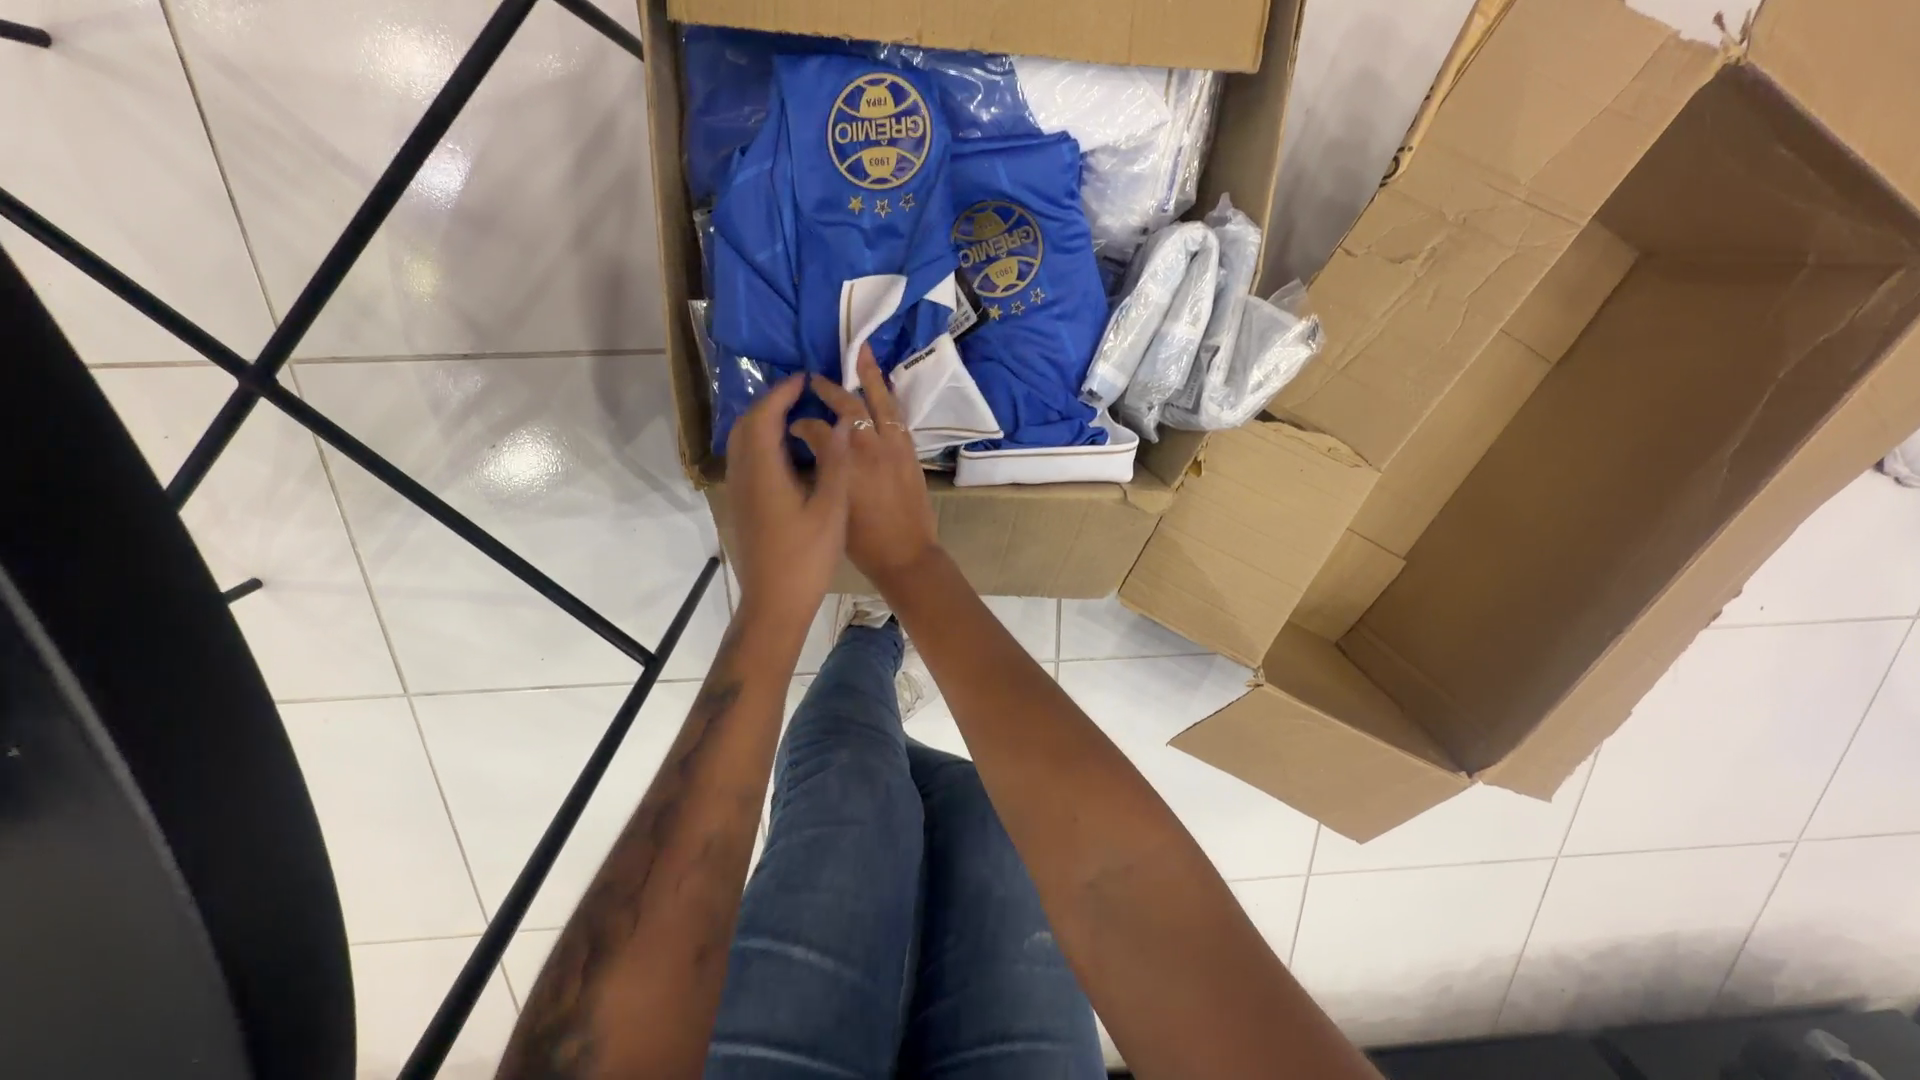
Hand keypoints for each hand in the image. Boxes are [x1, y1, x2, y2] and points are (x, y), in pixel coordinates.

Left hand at [725, 374, 850, 628]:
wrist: (774, 602)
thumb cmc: (806, 557)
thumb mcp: (830, 508)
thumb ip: (835, 461)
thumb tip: (843, 422)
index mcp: (763, 471)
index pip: (764, 416)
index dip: (782, 393)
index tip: (806, 378)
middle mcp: (743, 476)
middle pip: (746, 425)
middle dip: (770, 403)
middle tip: (802, 394)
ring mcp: (738, 492)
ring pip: (743, 443)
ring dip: (765, 423)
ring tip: (799, 417)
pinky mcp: (742, 506)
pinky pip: (747, 460)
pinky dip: (764, 444)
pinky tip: (791, 454)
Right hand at [791, 346, 939, 589]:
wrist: (906, 555)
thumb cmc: (863, 542)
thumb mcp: (831, 507)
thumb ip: (820, 475)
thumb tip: (809, 456)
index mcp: (846, 463)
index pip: (818, 429)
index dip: (803, 425)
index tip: (794, 426)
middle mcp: (871, 448)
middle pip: (850, 406)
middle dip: (830, 389)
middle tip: (817, 378)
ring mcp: (895, 447)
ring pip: (882, 402)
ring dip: (870, 377)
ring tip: (862, 352)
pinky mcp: (910, 453)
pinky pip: (899, 416)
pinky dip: (889, 399)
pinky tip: (884, 389)